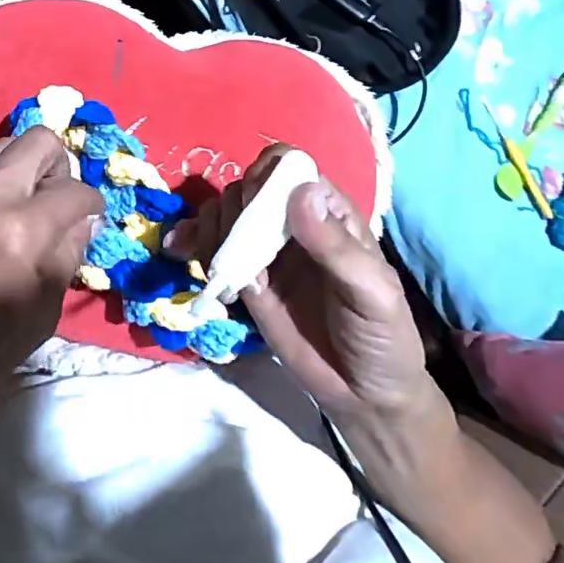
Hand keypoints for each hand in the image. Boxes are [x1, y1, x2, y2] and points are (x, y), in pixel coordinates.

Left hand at [0, 130, 101, 476]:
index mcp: (22, 230)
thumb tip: (81, 221)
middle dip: (57, 166)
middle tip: (52, 199)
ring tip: (9, 209)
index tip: (86, 218)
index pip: (77, 190)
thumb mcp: (41, 314)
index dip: (91, 206)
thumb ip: (66, 254)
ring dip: (14, 174)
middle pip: (39, 140)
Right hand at [179, 146, 447, 433]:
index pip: (288, 168)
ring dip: (210, 225)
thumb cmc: (381, 335)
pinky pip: (212, 248)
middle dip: (236, 208)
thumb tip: (300, 192)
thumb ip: (335, 246)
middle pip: (247, 187)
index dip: (267, 176)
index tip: (256, 205)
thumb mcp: (371, 292)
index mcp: (328, 211)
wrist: (363, 395)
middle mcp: (291, 221)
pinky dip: (192, 243)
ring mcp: (265, 250)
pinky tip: (182, 251)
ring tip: (218, 261)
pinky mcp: (245, 278)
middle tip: (239, 246)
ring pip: (224, 212)